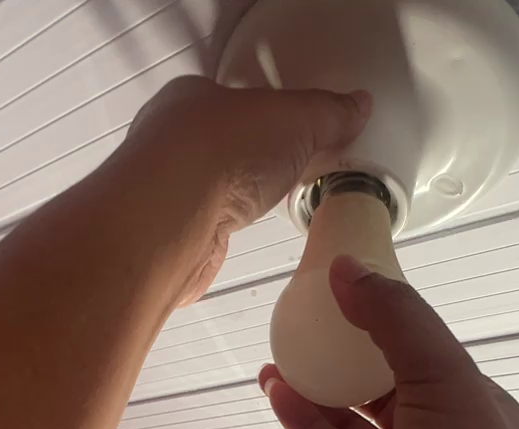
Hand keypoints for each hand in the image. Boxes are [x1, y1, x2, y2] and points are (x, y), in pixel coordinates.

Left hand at [118, 76, 368, 302]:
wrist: (174, 221)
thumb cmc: (216, 155)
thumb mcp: (295, 118)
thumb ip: (327, 113)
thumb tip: (353, 108)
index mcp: (191, 99)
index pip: (232, 101)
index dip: (264, 115)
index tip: (289, 130)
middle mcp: (168, 145)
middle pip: (217, 148)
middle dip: (249, 162)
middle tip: (283, 172)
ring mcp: (165, 195)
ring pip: (205, 193)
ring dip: (232, 201)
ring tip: (263, 206)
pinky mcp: (169, 239)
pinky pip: (200, 232)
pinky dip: (219, 236)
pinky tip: (235, 237)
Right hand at [260, 256, 518, 428]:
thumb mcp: (444, 378)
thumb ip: (396, 320)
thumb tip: (346, 268)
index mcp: (471, 399)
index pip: (423, 345)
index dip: (383, 315)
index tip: (342, 289)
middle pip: (381, 378)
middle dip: (343, 349)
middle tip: (303, 319)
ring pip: (349, 414)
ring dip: (315, 384)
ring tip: (277, 353)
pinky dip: (303, 418)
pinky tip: (276, 390)